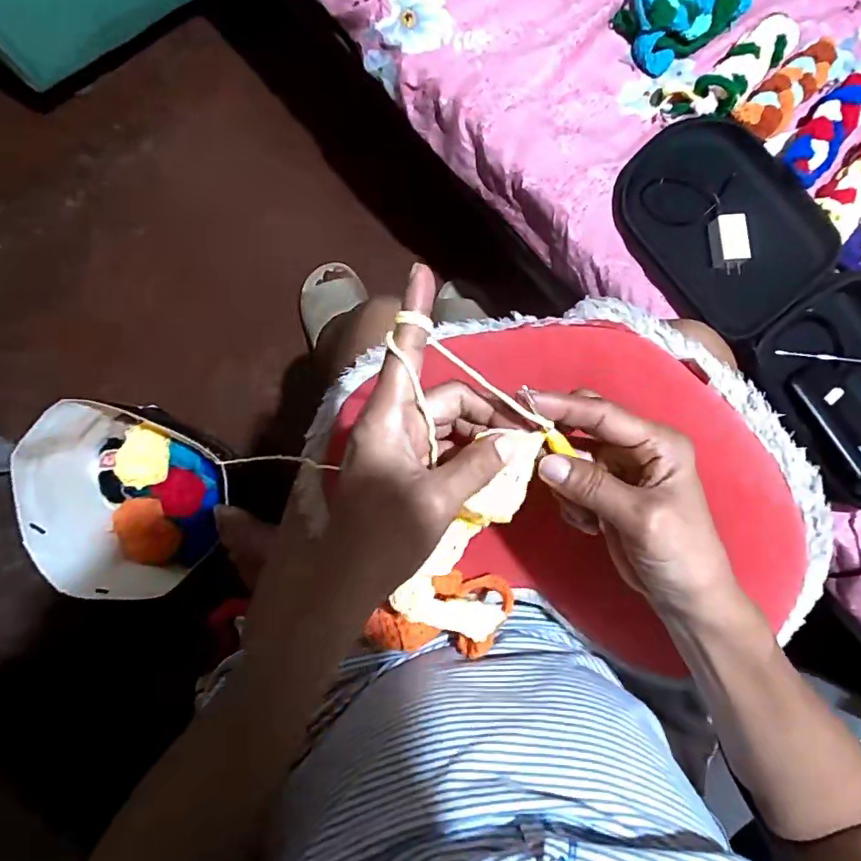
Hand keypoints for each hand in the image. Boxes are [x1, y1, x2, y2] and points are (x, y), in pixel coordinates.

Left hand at [249, 267, 510, 623]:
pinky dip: (465, 455)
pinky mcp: (398, 472)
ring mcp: (394, 450)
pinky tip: (490, 471)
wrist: (335, 588)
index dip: (415, 312)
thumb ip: (476, 466)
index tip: (421, 272)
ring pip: (445, 426)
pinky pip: (439, 450)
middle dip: (485, 409)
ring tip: (513, 456)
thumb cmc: (379, 541)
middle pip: (444, 399)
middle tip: (524, 435)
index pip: (407, 354)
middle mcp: (390, 426)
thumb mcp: (436, 503)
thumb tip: (510, 440)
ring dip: (478, 436)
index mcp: (389, 422)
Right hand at [530, 391, 741, 620]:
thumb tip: (545, 462)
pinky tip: (590, 526)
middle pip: (586, 427)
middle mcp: (639, 449)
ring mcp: (621, 472)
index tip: (526, 399)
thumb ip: (592, 486)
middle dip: (558, 439)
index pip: (604, 415)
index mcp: (658, 443)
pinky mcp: (606, 494)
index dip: (565, 406)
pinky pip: (572, 484)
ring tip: (585, 516)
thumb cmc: (679, 552)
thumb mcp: (639, 517)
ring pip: (573, 458)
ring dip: (566, 484)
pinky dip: (571, 502)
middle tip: (528, 449)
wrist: (688, 598)